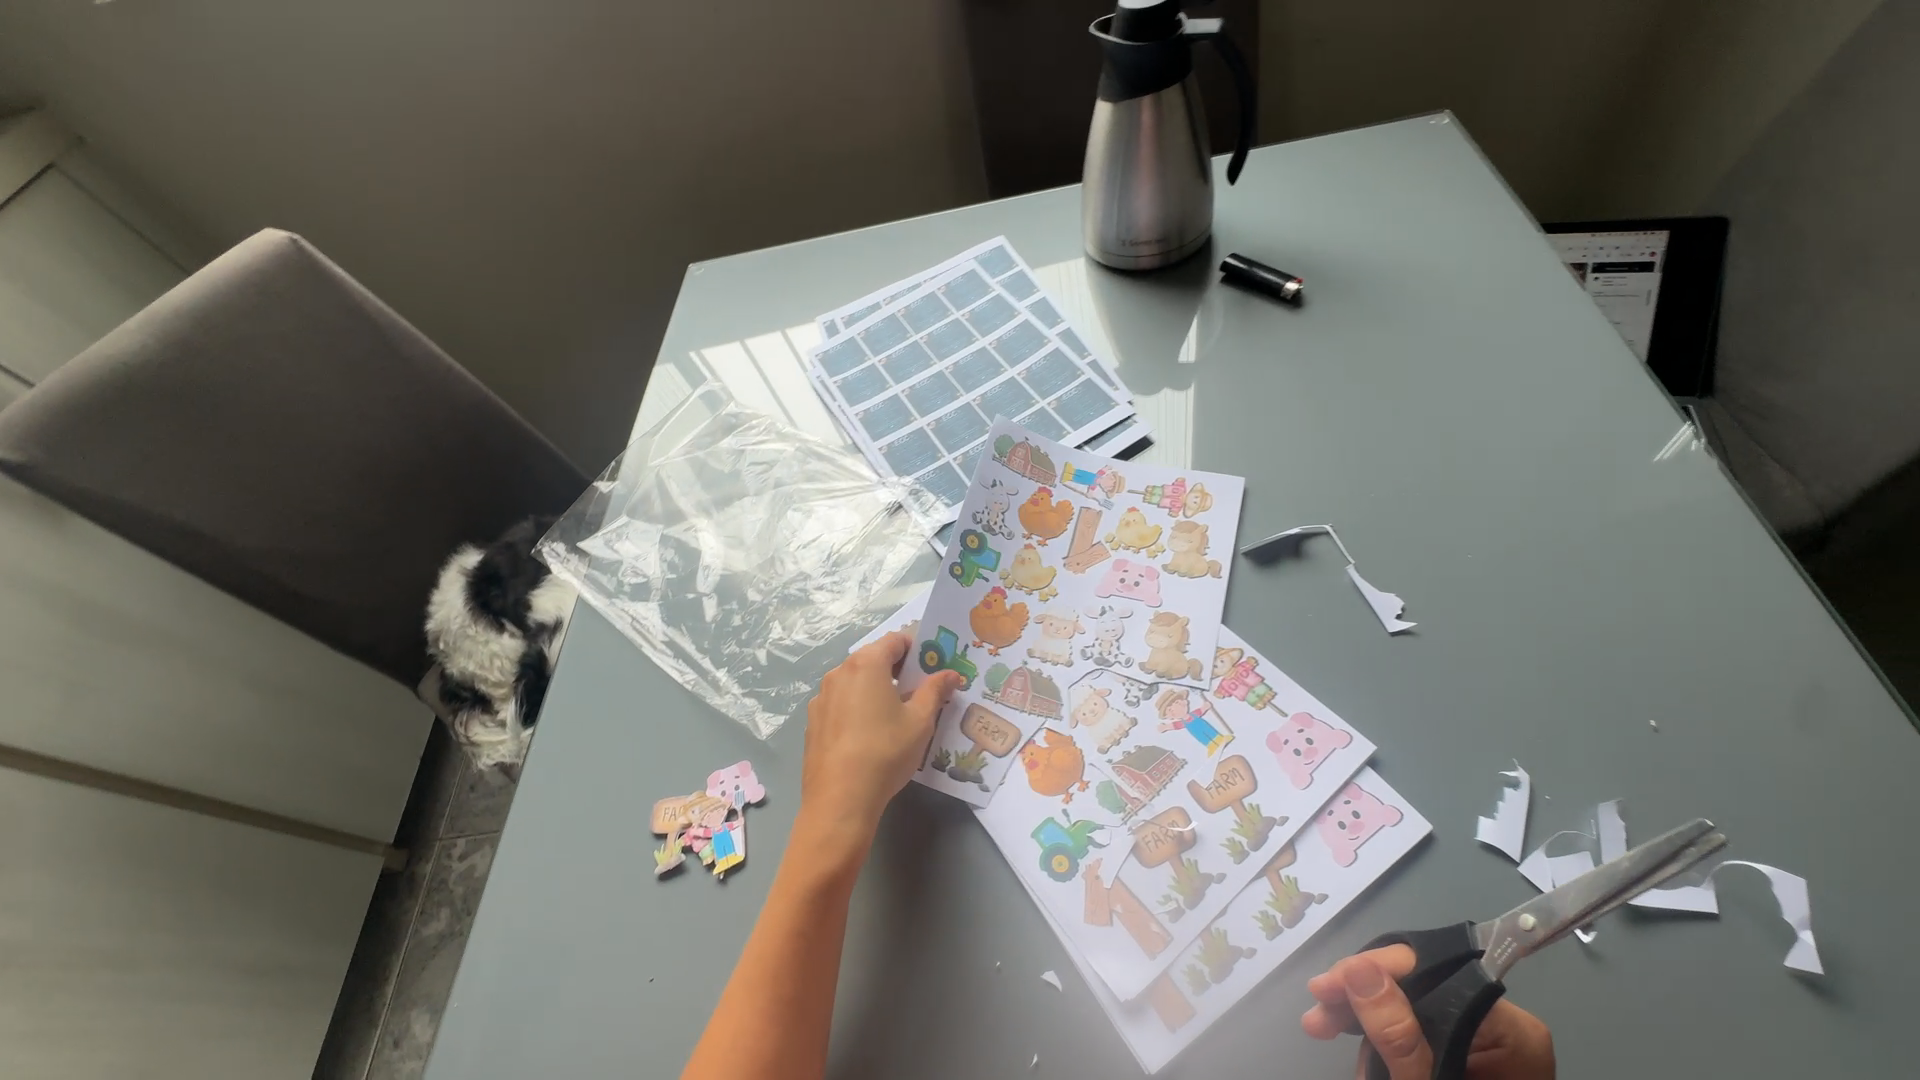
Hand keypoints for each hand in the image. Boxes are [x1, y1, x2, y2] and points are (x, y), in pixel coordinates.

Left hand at [795, 632, 962, 871]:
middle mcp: (839, 673)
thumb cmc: (886, 752)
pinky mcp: (813, 722)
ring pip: (855, 682)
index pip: (895, 640)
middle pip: (873, 659)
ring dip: (876, 689)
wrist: (840, 799)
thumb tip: (950, 673)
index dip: (916, 648)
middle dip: (898, 669)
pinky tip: (869, 735)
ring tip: (896, 716)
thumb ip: (935, 691)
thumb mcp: (921, 721)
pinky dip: (857, 707)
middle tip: (920, 691)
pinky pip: (841, 703)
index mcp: (866, 664)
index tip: (932, 666)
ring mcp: (821, 698)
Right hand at [1301, 946, 1554, 1079]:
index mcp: (1509, 1032)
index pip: (1430, 971)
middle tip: (1316, 1018)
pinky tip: (1363, 1061)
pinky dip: (1382, 1045)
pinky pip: (1414, 1032)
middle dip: (1359, 999)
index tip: (1324, 989)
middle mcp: (1500, 1027)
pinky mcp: (1464, 1056)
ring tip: (1323, 1034)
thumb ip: (1397, 1035)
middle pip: (1414, 987)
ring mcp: (1482, 1042)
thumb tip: (1357, 969)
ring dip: (1362, 1024)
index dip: (1373, 970)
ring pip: (1406, 1008)